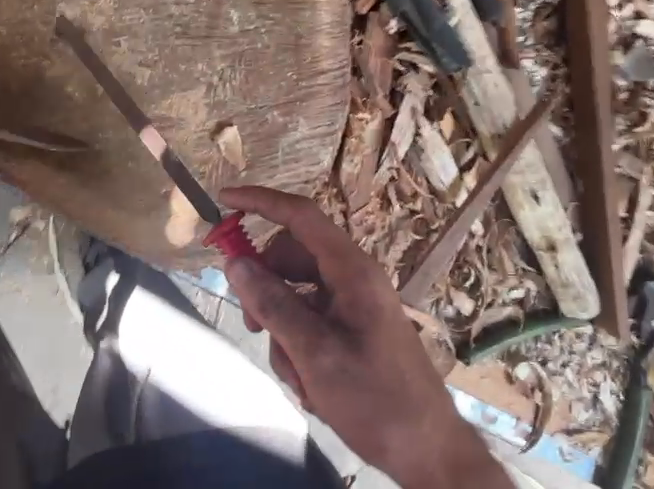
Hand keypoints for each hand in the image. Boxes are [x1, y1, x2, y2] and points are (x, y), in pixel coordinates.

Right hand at [218, 186, 510, 488]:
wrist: (429, 453)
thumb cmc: (376, 398)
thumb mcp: (315, 353)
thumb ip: (272, 303)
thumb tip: (235, 262)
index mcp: (351, 269)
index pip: (300, 215)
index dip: (260, 201)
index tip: (224, 199)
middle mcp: (354, 278)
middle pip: (292, 258)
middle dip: (266, 288)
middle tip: (252, 326)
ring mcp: (354, 305)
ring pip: (297, 294)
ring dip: (283, 329)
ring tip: (296, 375)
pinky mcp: (354, 331)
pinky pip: (311, 320)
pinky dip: (299, 346)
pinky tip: (309, 385)